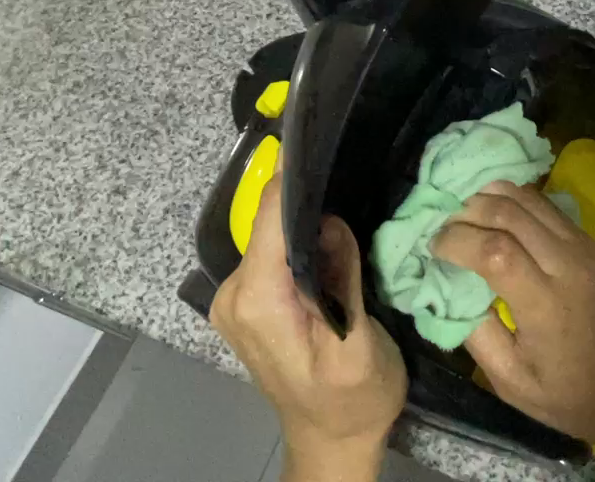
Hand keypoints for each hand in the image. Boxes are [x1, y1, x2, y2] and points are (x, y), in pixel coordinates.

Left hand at [211, 165, 405, 481]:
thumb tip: (332, 219)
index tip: (334, 151)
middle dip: (313, 200)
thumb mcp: (358, 346)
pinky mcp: (253, 297)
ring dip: (312, 220)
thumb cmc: (353, 402)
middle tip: (358, 189)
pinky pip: (277, 247)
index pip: (270, 214)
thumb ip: (342, 279)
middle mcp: (236, 291)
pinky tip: (335, 244)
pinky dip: (305, 239)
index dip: (300, 180)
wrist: (332, 444)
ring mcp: (240, 294)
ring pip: (275, 230)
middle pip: (271, 218)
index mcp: (259, 299)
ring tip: (352, 216)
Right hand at [430, 180, 594, 446]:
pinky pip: (543, 203)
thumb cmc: (573, 394)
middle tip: (442, 227)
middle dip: (466, 211)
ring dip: (488, 196)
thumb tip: (446, 292)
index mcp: (545, 304)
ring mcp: (579, 245)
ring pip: (527, 197)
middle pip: (508, 213)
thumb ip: (477, 336)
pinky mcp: (585, 239)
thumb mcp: (514, 383)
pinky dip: (512, 197)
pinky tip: (493, 210)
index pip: (494, 251)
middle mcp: (564, 263)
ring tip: (462, 213)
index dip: (457, 240)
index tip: (433, 248)